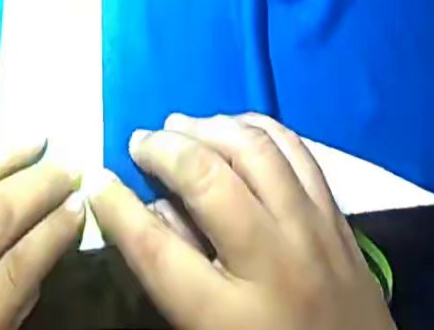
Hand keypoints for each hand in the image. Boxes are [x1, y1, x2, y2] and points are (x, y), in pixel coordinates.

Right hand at [87, 113, 396, 329]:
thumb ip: (180, 280)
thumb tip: (152, 211)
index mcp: (231, 319)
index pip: (160, 253)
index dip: (120, 211)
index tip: (98, 179)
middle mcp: (273, 262)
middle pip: (210, 182)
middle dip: (167, 152)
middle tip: (141, 139)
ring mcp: (310, 228)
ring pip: (256, 151)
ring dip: (213, 127)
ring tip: (181, 124)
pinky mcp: (336, 212)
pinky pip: (296, 149)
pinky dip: (261, 127)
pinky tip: (236, 123)